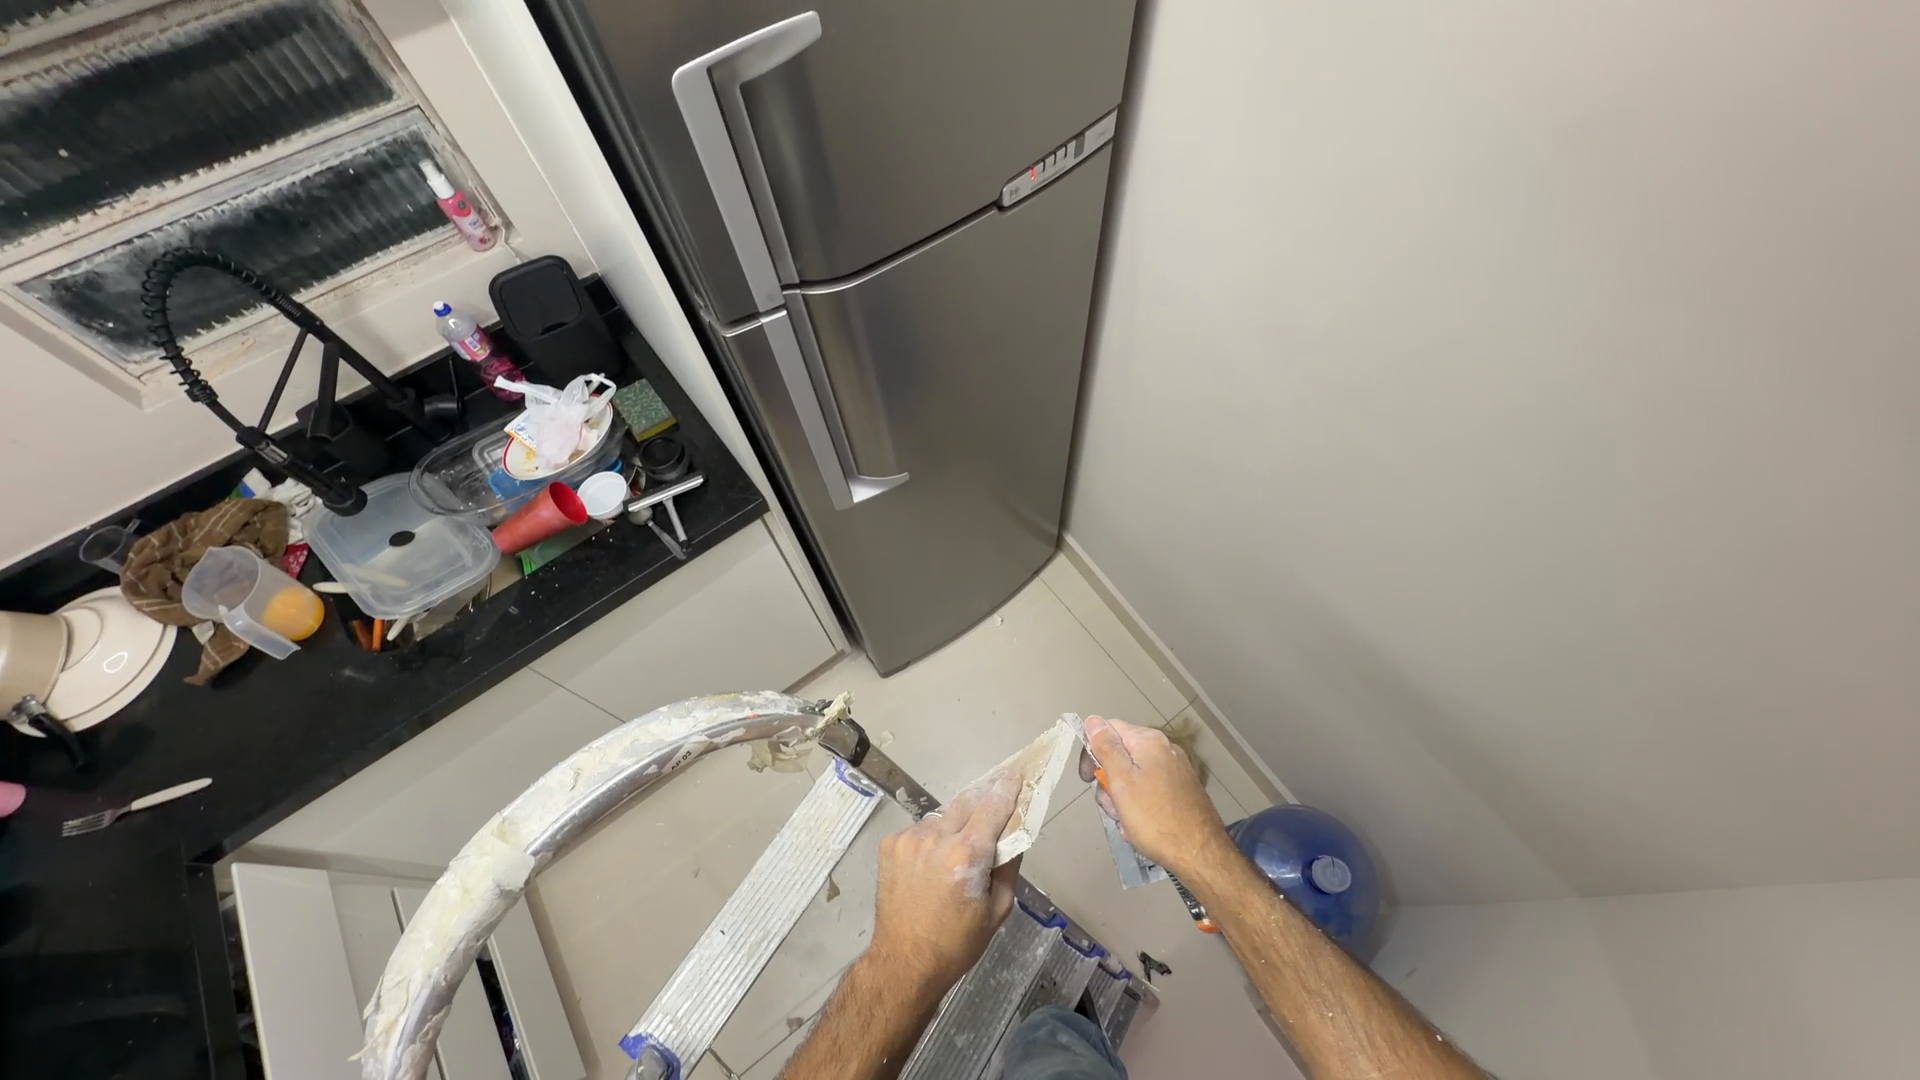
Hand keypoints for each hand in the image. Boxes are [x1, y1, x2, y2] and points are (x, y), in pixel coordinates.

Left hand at [869, 771, 1022, 991]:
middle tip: (997, 790)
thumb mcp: (998, 909)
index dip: (1006, 788)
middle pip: (967, 800)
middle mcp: (937, 837)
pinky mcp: (891, 844)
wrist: (903, 961)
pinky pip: (921, 829)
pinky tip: (933, 860)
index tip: (1014, 775)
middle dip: (984, 794)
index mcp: (967, 853)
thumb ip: (1008, 865)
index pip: (992, 806)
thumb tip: (1014, 833)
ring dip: (957, 820)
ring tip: (960, 842)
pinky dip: (933, 836)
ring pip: (943, 815)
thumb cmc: (957, 942)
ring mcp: (910, 838)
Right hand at [1082, 715, 1232, 876]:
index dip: (1092, 750)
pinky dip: (1139, 805)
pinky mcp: (1181, 789)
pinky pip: (1149, 789)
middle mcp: (1165, 749)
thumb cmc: (1154, 818)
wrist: (1200, 854)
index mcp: (1149, 741)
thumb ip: (1106, 747)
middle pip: (1121, 754)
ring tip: (1127, 822)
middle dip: (1109, 781)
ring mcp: (1175, 770)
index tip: (1087, 778)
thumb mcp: (1121, 781)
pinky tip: (1141, 826)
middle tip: (1112, 807)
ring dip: (1122, 798)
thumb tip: (1093, 720)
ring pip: (1134, 775)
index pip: (1108, 729)